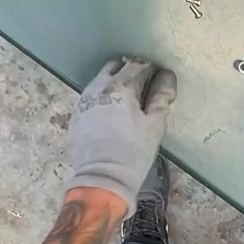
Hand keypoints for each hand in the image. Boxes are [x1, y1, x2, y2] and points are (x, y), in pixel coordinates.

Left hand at [65, 58, 177, 211]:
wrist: (102, 178)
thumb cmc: (133, 152)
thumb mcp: (154, 125)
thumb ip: (161, 97)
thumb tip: (166, 77)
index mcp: (120, 86)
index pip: (137, 65)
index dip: (151, 69)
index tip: (159, 78)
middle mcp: (98, 87)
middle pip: (114, 66)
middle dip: (129, 70)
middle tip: (143, 85)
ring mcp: (84, 100)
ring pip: (100, 80)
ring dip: (114, 82)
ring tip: (128, 100)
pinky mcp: (76, 115)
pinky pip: (91, 97)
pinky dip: (103, 97)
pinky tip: (111, 113)